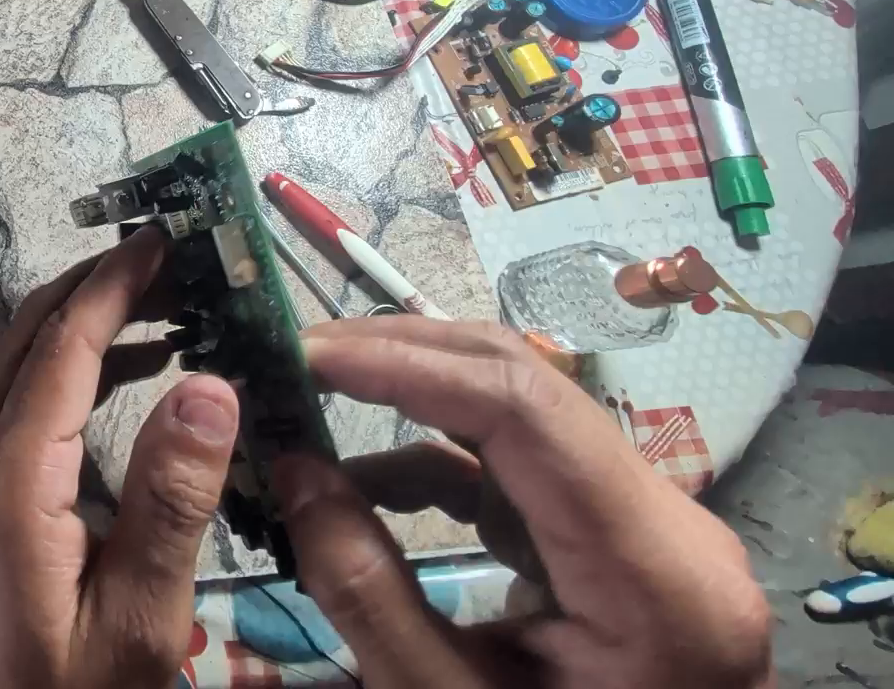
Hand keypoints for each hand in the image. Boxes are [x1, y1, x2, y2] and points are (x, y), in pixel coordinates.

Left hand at [0, 227, 239, 688]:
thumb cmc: (63, 688)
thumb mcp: (136, 615)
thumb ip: (171, 500)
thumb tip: (211, 384)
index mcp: (10, 469)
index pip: (65, 341)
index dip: (114, 282)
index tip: (161, 236)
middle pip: (35, 331)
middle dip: (102, 285)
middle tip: (177, 262)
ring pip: (27, 356)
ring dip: (91, 319)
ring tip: (171, 306)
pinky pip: (25, 392)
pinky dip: (78, 364)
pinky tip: (135, 368)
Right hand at [274, 316, 771, 687]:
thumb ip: (366, 593)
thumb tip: (292, 466)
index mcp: (655, 575)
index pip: (523, 409)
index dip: (404, 365)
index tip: (302, 357)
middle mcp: (658, 519)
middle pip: (513, 379)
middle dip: (387, 352)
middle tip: (288, 356)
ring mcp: (625, 513)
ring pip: (500, 398)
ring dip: (393, 386)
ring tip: (303, 392)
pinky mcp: (586, 522)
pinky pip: (492, 453)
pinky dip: (410, 450)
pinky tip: (350, 478)